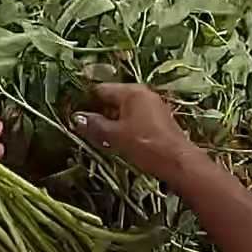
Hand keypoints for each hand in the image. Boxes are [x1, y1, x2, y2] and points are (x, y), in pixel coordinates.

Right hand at [73, 83, 202, 183]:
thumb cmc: (145, 145)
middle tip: (82, 127)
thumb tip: (77, 118)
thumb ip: (95, 125)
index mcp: (131, 91)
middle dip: (98, 111)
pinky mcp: (159, 120)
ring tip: (96, 135)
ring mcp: (153, 106)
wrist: (178, 162)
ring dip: (111, 120)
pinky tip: (117, 139)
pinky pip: (135, 117)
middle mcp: (143, 94)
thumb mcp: (115, 136)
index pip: (101, 90)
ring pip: (124, 109)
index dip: (85, 100)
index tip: (72, 112)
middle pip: (113, 98)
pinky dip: (124, 125)